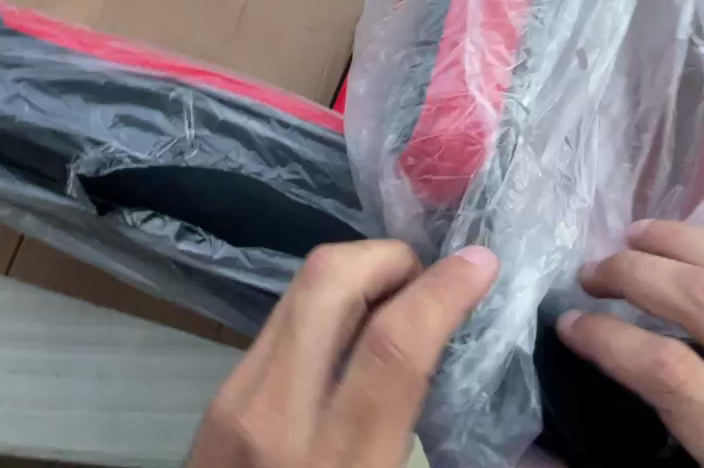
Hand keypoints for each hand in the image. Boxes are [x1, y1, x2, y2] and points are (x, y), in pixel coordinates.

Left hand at [187, 240, 498, 467]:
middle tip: (429, 278)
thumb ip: (417, 432)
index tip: (481, 263)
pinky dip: (329, 301)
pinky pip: (283, 316)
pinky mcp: (221, 391)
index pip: (391, 347)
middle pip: (329, 282)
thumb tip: (457, 368)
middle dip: (388, 257)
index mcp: (335, 465)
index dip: (443, 292)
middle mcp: (274, 415)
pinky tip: (355, 327)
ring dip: (358, 271)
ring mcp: (237, 395)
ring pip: (299, 286)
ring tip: (400, 294)